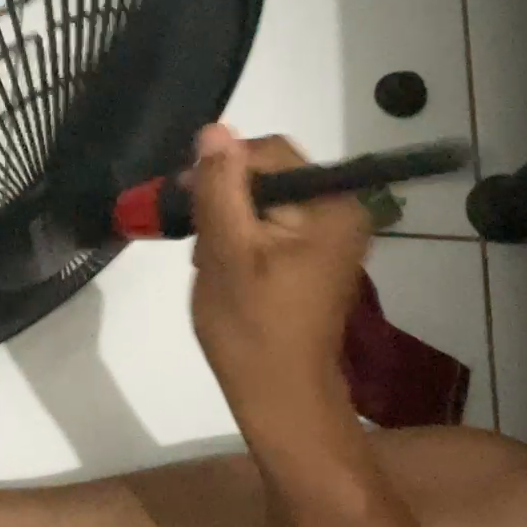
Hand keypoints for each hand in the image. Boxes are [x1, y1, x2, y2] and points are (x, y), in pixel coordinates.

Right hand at [189, 125, 369, 421]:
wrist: (279, 396)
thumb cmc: (250, 328)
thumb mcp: (227, 253)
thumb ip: (220, 188)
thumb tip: (214, 130)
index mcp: (331, 205)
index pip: (268, 153)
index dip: (220, 171)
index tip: (184, 204)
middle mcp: (342, 212)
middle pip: (269, 177)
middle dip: (225, 203)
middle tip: (198, 243)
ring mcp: (332, 239)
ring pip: (265, 205)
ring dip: (229, 225)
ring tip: (213, 264)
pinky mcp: (317, 261)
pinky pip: (273, 231)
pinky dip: (244, 244)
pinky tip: (228, 273)